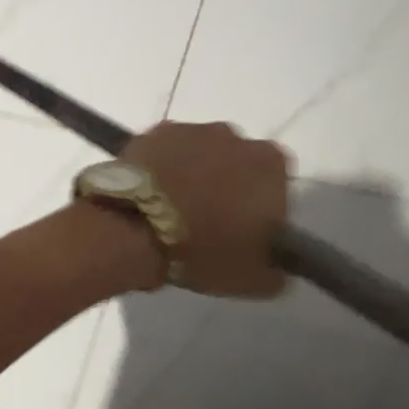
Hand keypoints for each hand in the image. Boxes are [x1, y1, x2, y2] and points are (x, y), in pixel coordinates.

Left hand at [123, 121, 289, 298]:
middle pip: (237, 164)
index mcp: (271, 165)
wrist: (132, 227)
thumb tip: (274, 268)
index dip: (261, 211)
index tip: (241, 233)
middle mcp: (234, 136)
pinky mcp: (151, 132)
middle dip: (227, 186)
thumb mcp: (253, 279)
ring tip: (172, 207)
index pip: (276, 188)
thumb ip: (275, 270)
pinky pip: (166, 150)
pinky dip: (162, 165)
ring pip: (200, 153)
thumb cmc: (202, 249)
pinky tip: (150, 192)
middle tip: (206, 220)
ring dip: (193, 173)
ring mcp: (190, 129)